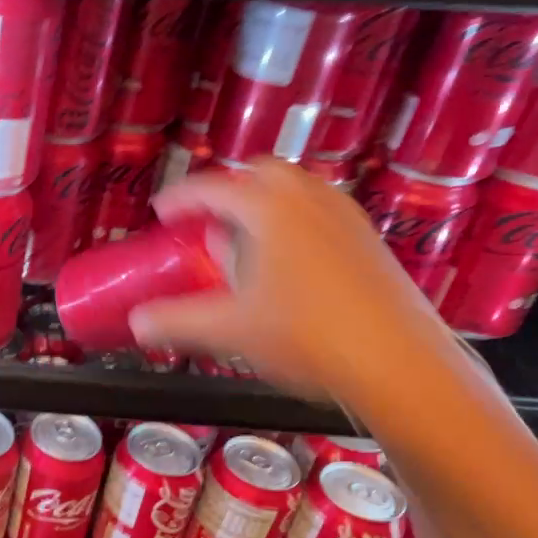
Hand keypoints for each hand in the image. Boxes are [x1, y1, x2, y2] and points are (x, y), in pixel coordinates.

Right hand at [130, 158, 456, 402]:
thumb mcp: (230, 329)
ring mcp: (346, 218)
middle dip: (230, 190)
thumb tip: (138, 322)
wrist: (398, 363)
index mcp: (270, 210)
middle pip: (262, 174)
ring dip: (266, 203)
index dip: (182, 197)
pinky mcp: (369, 242)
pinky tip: (289, 265)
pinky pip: (324, 212)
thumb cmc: (309, 337)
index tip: (164, 211)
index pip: (214, 188)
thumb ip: (177, 321)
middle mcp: (310, 201)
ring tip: (246, 240)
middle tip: (207, 218)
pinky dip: (297, 221)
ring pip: (299, 189)